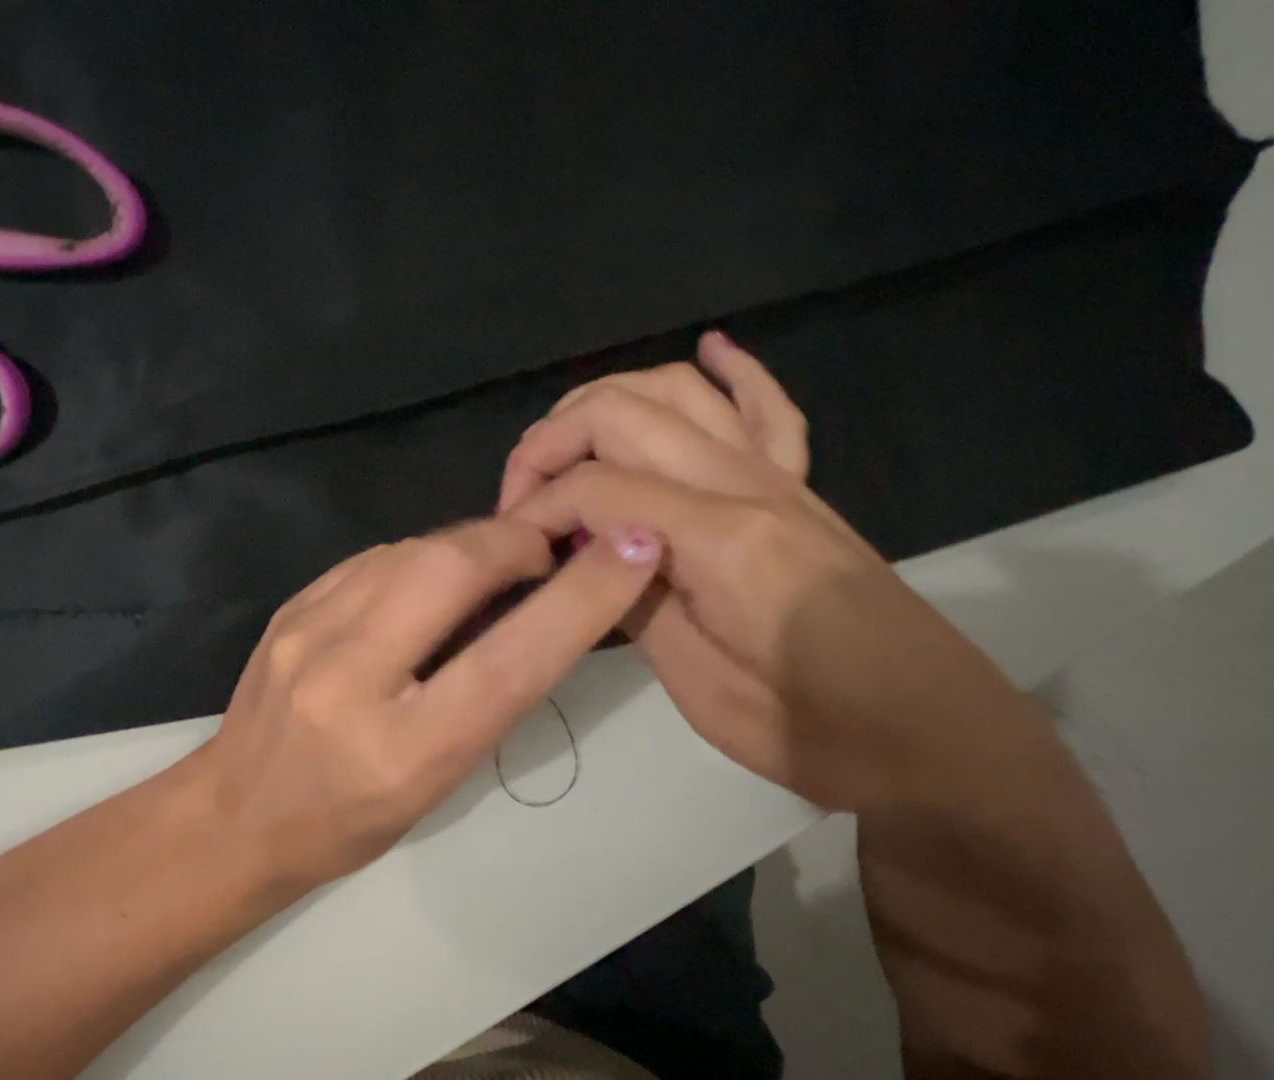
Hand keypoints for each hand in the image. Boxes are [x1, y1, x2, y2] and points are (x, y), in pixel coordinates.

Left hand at [197, 518, 662, 888]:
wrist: (236, 814)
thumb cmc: (350, 821)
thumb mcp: (437, 782)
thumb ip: (488, 695)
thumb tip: (536, 608)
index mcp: (401, 749)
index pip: (509, 660)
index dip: (581, 598)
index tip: (632, 550)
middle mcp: (347, 679)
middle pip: (449, 568)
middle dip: (514, 541)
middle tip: (547, 549)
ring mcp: (306, 633)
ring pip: (409, 548)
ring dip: (468, 543)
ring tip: (495, 562)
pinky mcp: (287, 607)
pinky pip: (371, 558)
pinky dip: (418, 556)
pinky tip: (430, 577)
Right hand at [498, 332, 1026, 811]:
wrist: (933, 739)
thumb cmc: (811, 729)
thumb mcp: (696, 682)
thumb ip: (629, 601)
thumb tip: (579, 553)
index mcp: (716, 536)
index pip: (593, 487)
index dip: (533, 510)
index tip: (508, 550)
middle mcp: (745, 483)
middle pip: (621, 412)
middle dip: (548, 444)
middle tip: (520, 503)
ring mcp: (778, 478)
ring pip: (678, 390)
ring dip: (607, 402)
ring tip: (567, 450)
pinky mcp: (801, 490)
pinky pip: (768, 408)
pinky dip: (733, 370)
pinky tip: (710, 347)